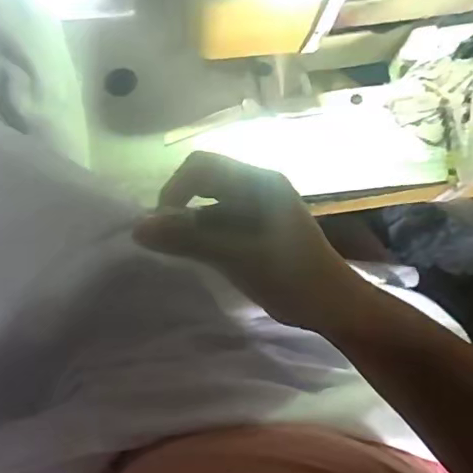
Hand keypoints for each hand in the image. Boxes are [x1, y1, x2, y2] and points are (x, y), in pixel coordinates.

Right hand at [133, 151, 372, 335]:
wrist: (334, 306)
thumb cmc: (291, 277)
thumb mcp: (235, 257)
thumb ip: (187, 239)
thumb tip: (138, 228)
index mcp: (257, 183)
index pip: (201, 166)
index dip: (174, 190)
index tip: (164, 226)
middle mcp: (256, 186)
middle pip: (203, 179)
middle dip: (179, 205)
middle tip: (168, 239)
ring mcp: (258, 206)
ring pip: (209, 201)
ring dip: (189, 222)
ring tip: (183, 252)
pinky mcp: (257, 227)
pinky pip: (219, 219)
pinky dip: (203, 233)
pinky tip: (201, 257)